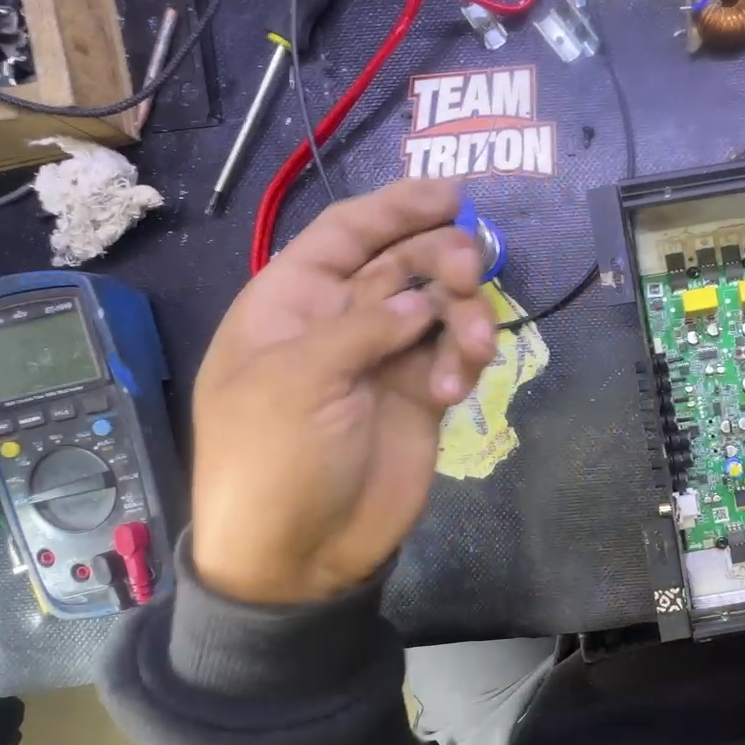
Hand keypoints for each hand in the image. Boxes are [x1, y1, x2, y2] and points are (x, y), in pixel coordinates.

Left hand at [190, 180, 496, 604]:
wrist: (302, 552)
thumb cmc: (273, 459)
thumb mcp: (298, 381)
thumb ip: (361, 326)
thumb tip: (417, 298)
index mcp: (292, 302)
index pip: (346, 234)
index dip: (396, 207)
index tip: (451, 192)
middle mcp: (343, 321)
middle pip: (404, 265)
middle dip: (440, 260)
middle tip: (468, 272)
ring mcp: (386, 361)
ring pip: (440, 310)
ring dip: (463, 317)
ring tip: (471, 351)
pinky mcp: (422, 398)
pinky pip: (455, 358)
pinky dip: (464, 365)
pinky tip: (454, 393)